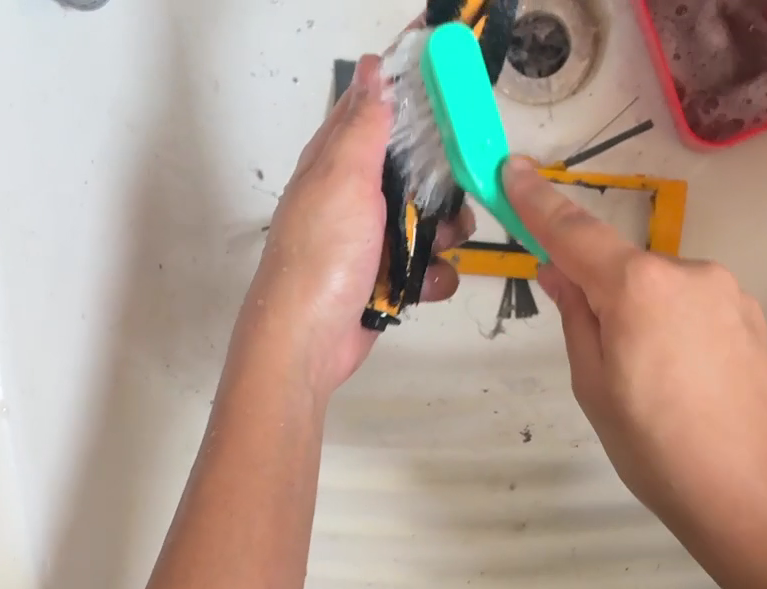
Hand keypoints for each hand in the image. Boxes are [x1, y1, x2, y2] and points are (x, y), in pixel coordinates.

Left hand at [233, 55, 471, 398]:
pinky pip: (427, 270)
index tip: (453, 88)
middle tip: (457, 188)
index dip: (412, 94)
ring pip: (429, 223)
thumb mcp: (342, 177)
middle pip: (415, 171)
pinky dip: (434, 277)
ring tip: (444, 245)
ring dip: (447, 234)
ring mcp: (371, 244)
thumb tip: (373, 68)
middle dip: (443, 180)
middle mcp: (355, 199)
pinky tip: (427, 285)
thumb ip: (364, 125)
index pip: (375, 110)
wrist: (308, 342)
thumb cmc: (322, 255)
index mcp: (336, 163)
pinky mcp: (386, 283)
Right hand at [501, 157, 766, 570]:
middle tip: (602, 370)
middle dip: (600, 300)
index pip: (575, 233)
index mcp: (638, 288)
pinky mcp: (752, 317)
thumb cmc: (655, 451)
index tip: (510, 170)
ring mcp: (728, 293)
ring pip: (659, 293)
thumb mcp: (593, 389)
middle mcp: (688, 272)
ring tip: (651, 394)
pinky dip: (672, 335)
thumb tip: (560, 272)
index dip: (538, 203)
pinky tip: (683, 389)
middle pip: (622, 270)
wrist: (754, 494)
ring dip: (640, 323)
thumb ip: (575, 320)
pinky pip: (691, 311)